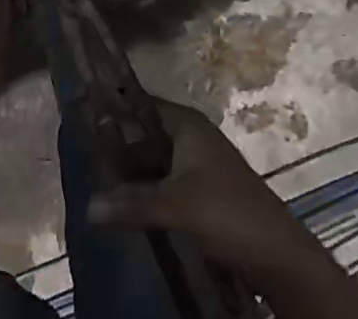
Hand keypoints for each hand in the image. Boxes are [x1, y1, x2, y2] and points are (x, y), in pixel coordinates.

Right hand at [86, 100, 326, 278]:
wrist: (275, 252)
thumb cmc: (227, 211)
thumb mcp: (175, 205)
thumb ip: (131, 202)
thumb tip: (87, 205)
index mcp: (188, 125)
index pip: (143, 105)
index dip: (116, 110)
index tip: (83, 119)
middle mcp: (192, 137)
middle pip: (146, 135)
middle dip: (119, 149)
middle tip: (82, 162)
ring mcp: (198, 164)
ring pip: (154, 162)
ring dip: (131, 175)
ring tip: (94, 185)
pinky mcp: (201, 191)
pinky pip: (164, 183)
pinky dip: (145, 192)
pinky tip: (123, 207)